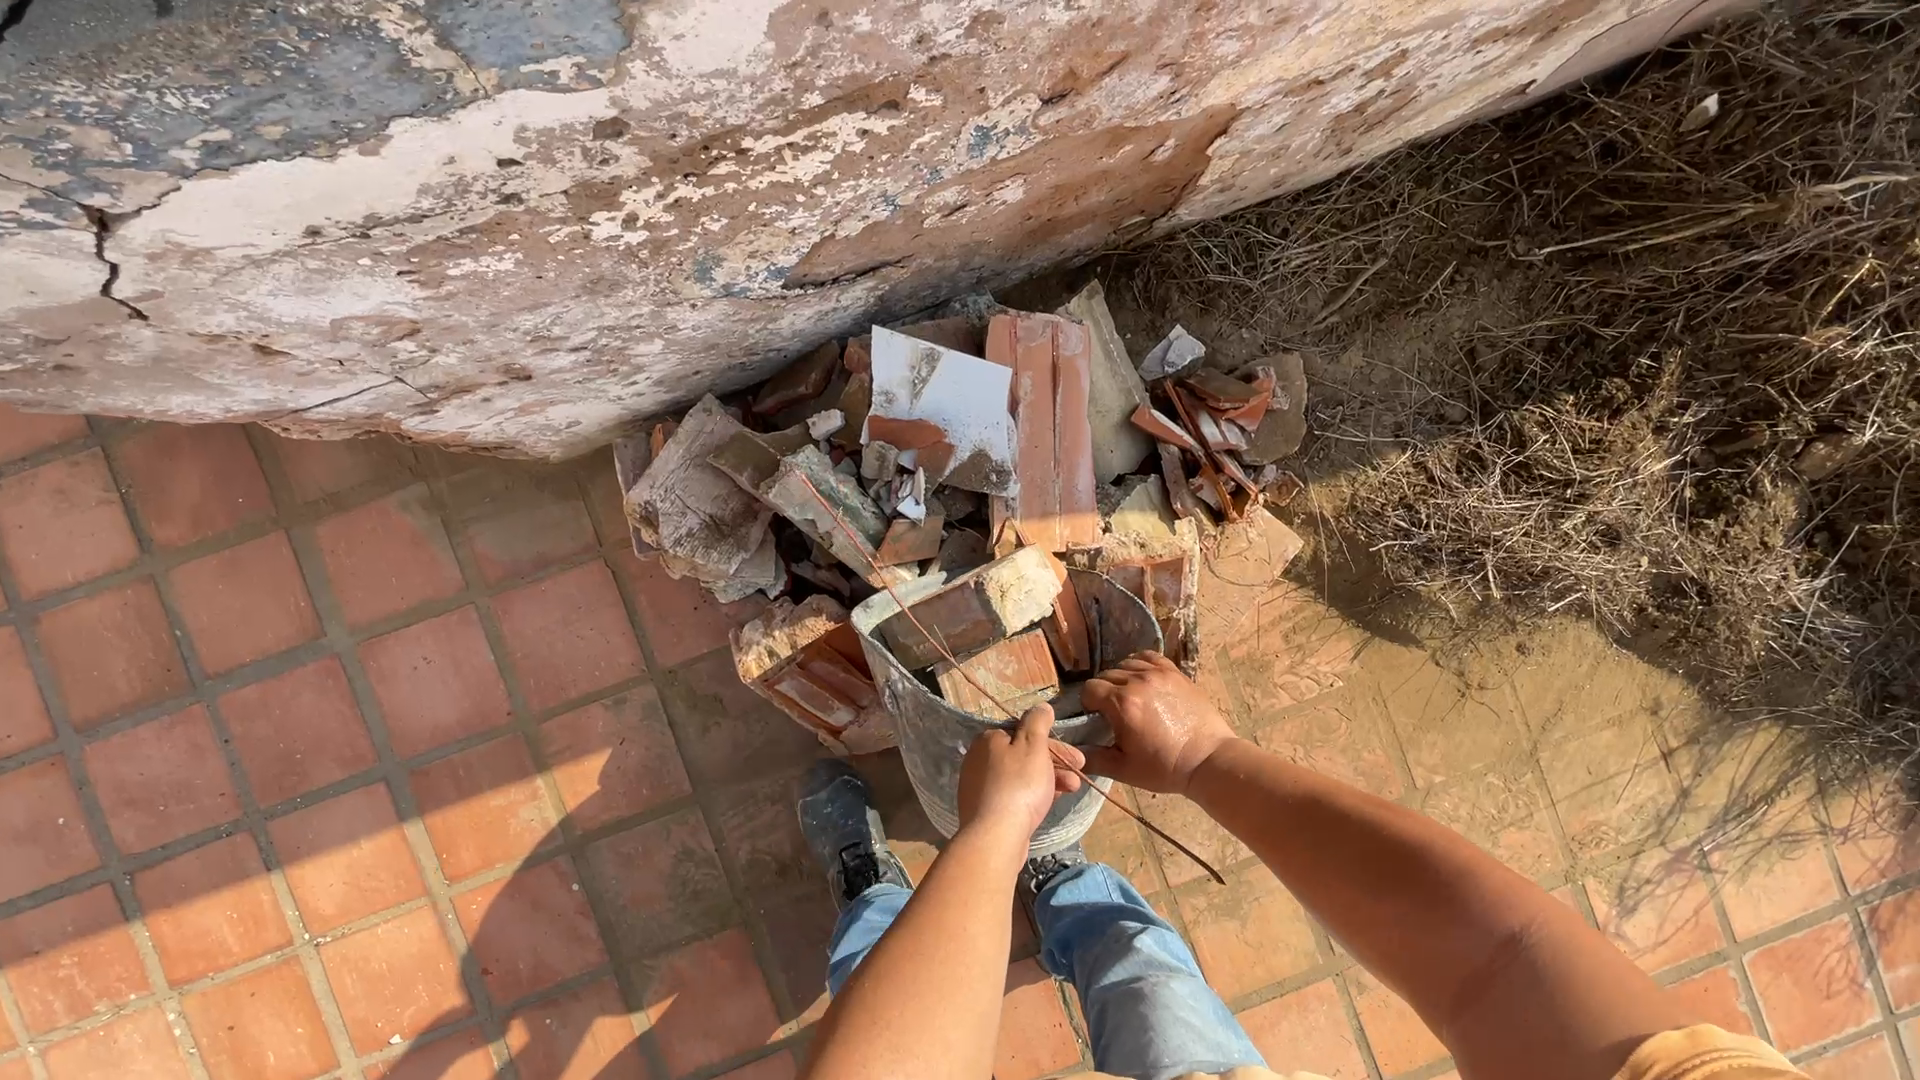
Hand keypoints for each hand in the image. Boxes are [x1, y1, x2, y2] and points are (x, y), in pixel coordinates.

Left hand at [957, 705, 1084, 835]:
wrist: (996, 836)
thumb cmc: (1018, 785)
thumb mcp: (1033, 745)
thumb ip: (1038, 722)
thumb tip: (1041, 707)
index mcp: (988, 739)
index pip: (1025, 734)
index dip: (1054, 744)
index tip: (1076, 757)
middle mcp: (979, 759)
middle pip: (1023, 756)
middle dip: (1055, 764)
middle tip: (1079, 775)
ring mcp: (979, 787)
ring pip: (1021, 777)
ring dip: (1049, 780)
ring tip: (1072, 790)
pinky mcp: (984, 811)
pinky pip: (1013, 796)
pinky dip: (1032, 796)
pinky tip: (1047, 804)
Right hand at [1080, 651, 1238, 793]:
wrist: (1208, 761)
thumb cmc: (1164, 767)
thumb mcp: (1124, 769)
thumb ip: (1093, 758)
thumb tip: (1071, 752)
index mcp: (1121, 704)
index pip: (1090, 689)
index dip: (1089, 704)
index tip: (1097, 718)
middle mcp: (1137, 681)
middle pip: (1105, 676)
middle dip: (1104, 692)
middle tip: (1113, 712)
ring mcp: (1158, 673)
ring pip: (1125, 665)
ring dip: (1121, 679)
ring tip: (1130, 697)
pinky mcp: (1175, 672)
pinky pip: (1148, 657)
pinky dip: (1139, 665)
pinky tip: (1142, 680)